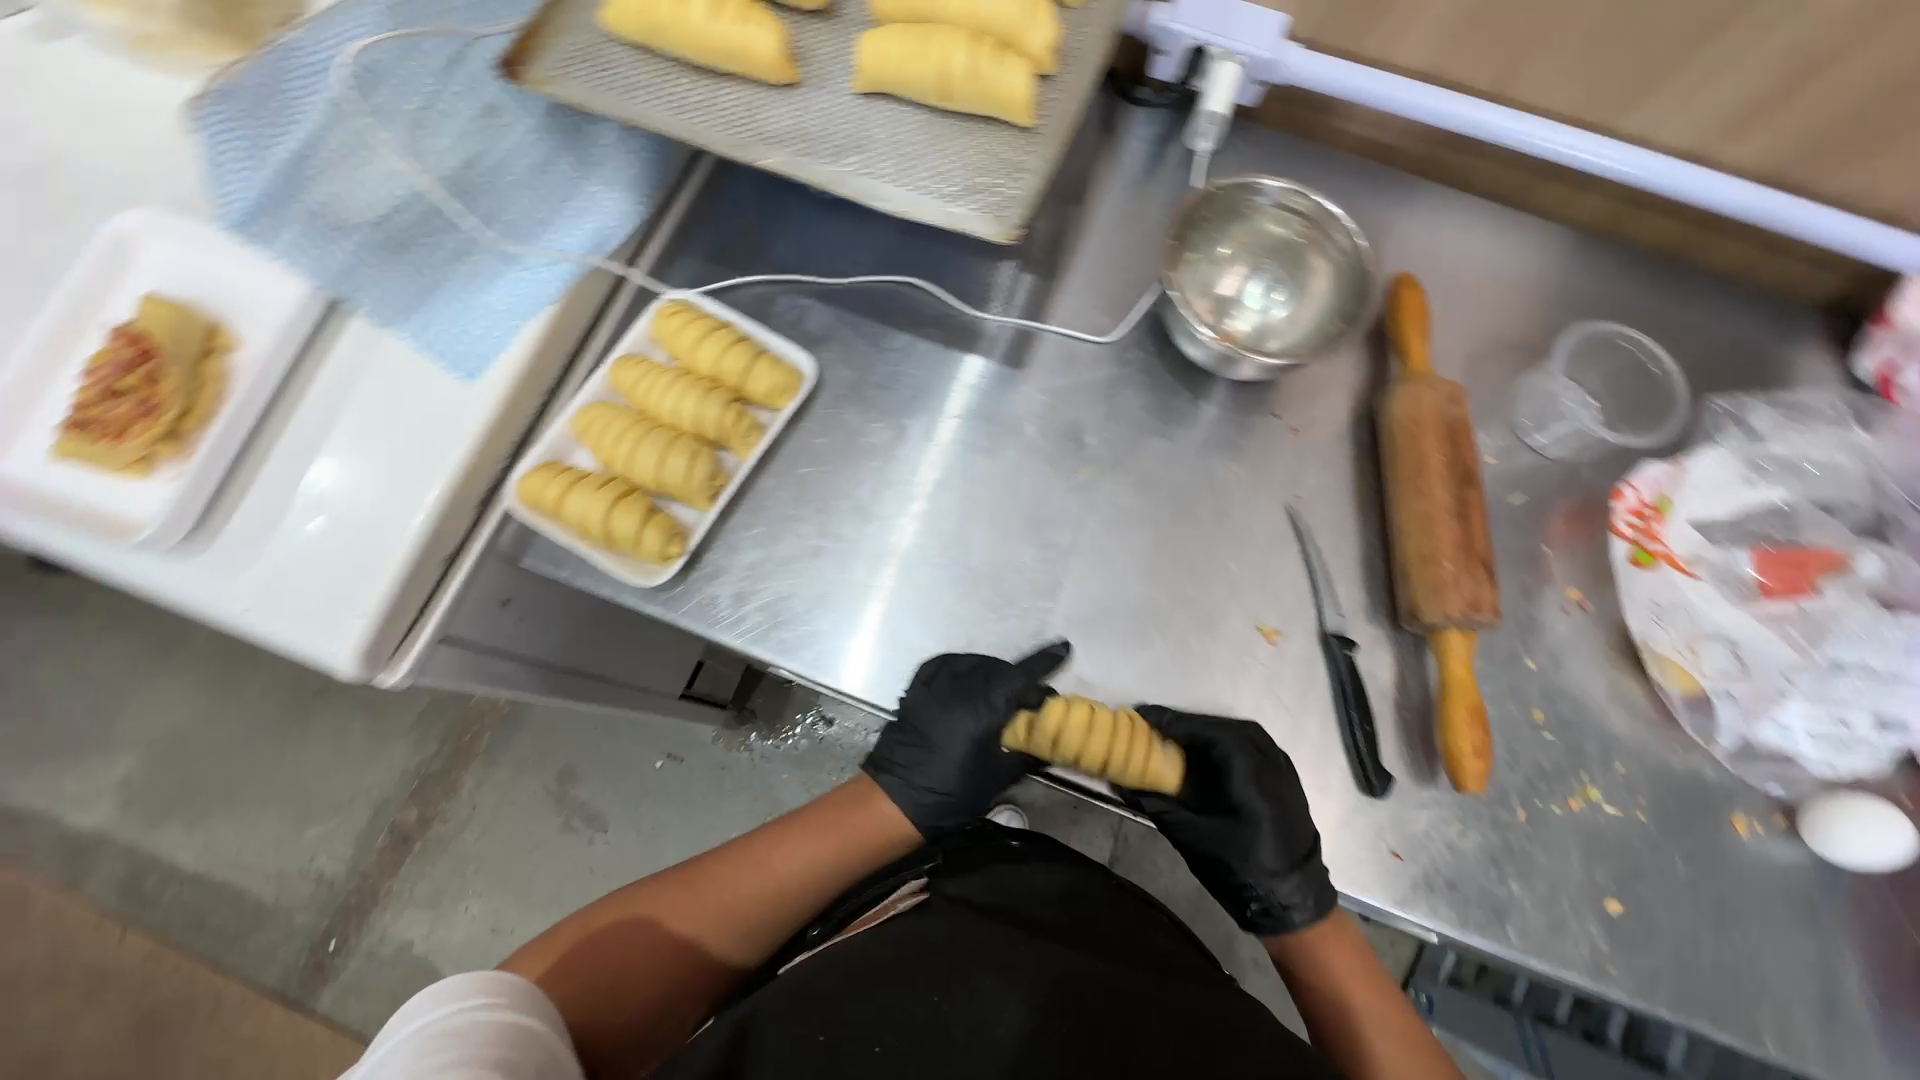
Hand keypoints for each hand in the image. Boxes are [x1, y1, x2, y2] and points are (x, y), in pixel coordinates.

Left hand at [862, 641, 1068, 836]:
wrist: (897, 802)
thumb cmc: (952, 794)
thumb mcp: (996, 779)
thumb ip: (1024, 758)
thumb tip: (1046, 750)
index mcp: (984, 706)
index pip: (1020, 675)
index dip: (1043, 661)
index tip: (1063, 648)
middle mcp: (960, 688)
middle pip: (997, 669)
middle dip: (1017, 678)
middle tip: (1028, 700)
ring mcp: (934, 687)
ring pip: (970, 663)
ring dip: (989, 670)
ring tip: (998, 688)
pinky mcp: (914, 693)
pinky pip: (939, 665)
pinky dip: (958, 665)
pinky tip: (964, 675)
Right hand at [1119, 707, 1335, 935]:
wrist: (1294, 903)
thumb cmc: (1241, 869)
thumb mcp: (1193, 838)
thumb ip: (1158, 806)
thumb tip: (1123, 785)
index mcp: (1248, 771)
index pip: (1205, 730)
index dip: (1172, 720)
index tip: (1143, 714)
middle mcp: (1269, 761)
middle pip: (1224, 727)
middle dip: (1189, 724)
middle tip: (1157, 726)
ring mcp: (1283, 769)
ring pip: (1242, 734)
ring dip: (1209, 731)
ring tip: (1180, 737)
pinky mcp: (1287, 781)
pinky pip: (1255, 748)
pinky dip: (1228, 743)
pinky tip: (1210, 755)